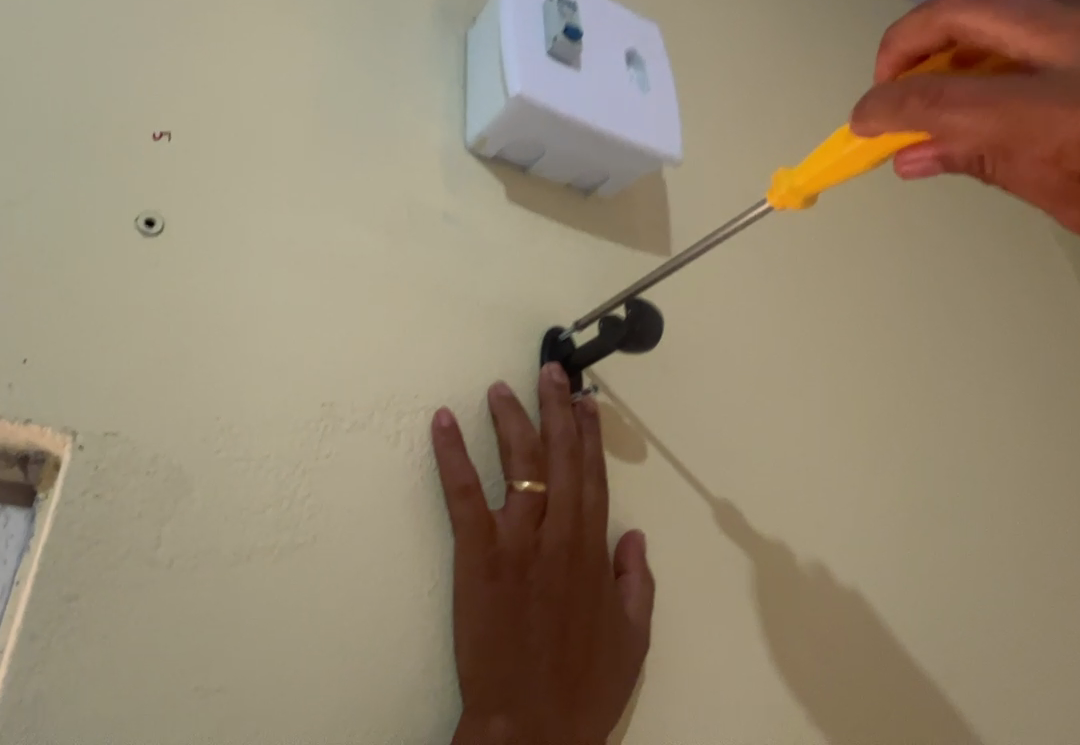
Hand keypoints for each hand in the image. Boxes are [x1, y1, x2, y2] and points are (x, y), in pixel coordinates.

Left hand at [431, 365, 654, 744]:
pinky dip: (453, 453)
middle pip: (560, 458)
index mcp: (595, 551)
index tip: (587, 400)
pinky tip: (443, 421)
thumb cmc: (583, 686)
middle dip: (557, 409)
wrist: (532, 727)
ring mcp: (517, 541)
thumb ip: (636, 581)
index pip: (594, 476)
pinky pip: (464, 493)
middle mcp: (560, 535)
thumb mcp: (633, 638)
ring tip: (501, 388)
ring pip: (519, 465)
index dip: (591, 434)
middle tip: (550, 370)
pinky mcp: (478, 553)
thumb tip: (635, 534)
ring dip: (511, 420)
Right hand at [851, 0, 1079, 300]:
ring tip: (945, 73)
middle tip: (890, 87)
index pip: (946, 96)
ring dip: (952, 22)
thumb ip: (995, 168)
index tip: (859, 128)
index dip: (884, 109)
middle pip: (965, 6)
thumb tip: (914, 155)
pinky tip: (1005, 62)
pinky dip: (1002, 15)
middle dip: (902, 43)